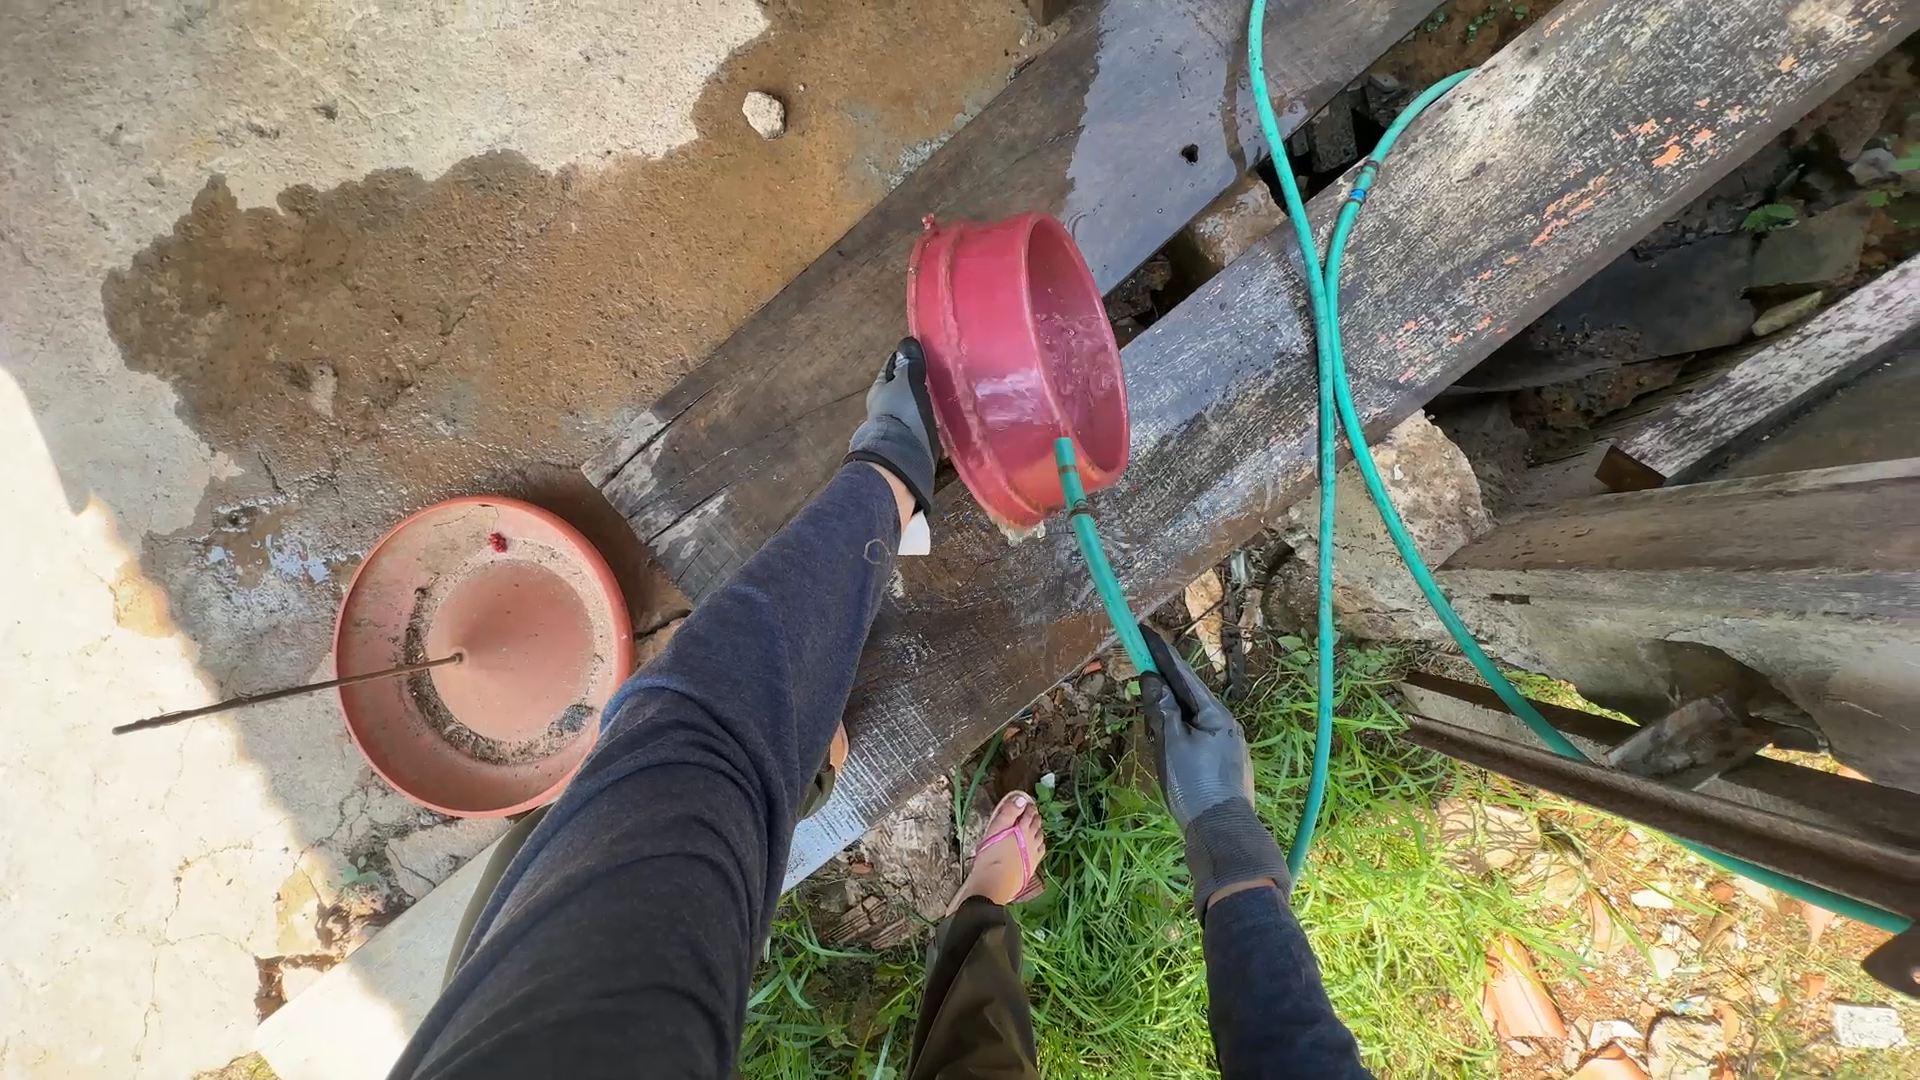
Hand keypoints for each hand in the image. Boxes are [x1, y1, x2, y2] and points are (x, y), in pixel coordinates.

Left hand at [845, 338, 939, 514]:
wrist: (903, 458)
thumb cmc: (902, 414)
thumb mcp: (906, 383)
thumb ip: (908, 365)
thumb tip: (907, 343)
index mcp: (879, 390)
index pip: (891, 367)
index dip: (904, 358)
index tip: (920, 353)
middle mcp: (883, 409)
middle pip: (901, 390)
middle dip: (916, 383)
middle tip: (937, 375)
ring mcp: (896, 428)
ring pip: (912, 410)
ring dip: (924, 404)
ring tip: (944, 398)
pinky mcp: (910, 445)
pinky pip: (922, 428)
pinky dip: (931, 423)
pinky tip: (945, 423)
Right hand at [1139, 629, 1256, 830]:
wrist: (1222, 835)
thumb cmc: (1194, 786)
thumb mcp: (1171, 744)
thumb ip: (1160, 708)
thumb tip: (1151, 677)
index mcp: (1214, 713)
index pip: (1182, 674)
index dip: (1161, 652)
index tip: (1144, 631)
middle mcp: (1226, 723)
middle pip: (1187, 695)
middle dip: (1162, 686)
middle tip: (1140, 679)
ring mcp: (1228, 744)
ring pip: (1190, 717)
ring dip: (1169, 714)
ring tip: (1152, 730)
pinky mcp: (1225, 763)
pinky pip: (1196, 736)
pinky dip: (1178, 733)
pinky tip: (1169, 749)